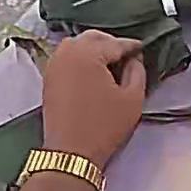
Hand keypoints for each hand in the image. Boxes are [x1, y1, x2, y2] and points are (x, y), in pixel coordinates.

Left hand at [41, 30, 146, 168]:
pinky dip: (81, 58)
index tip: (142, 49)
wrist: (71, 152)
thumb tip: (134, 60)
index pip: (115, 43)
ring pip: (77, 45)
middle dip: (111, 43)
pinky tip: (93, 72)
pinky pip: (67, 57)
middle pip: (93, 38)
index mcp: (88, 53)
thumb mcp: (132, 100)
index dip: (132, 46)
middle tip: (127, 55)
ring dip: (94, 49)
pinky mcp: (49, 77)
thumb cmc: (104, 126)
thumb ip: (137, 72)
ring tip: (110, 63)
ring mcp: (54, 64)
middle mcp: (67, 52)